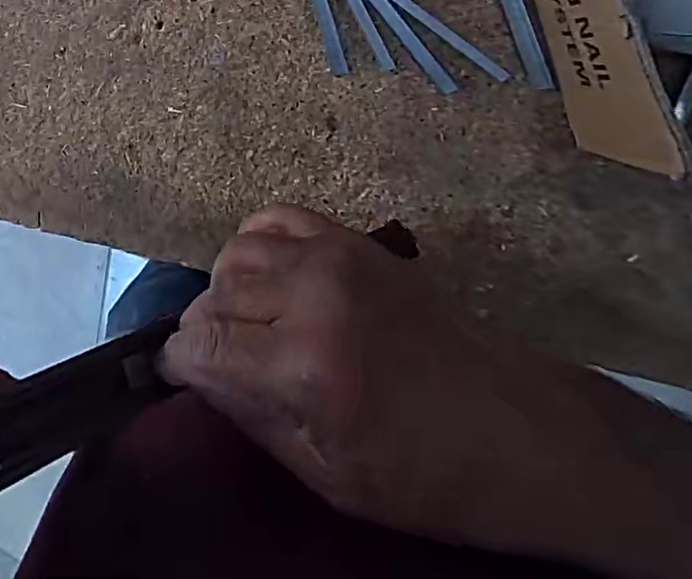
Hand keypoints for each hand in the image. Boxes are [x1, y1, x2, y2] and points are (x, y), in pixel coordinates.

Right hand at [159, 205, 659, 559]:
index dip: (179, 362)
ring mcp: (336, 255)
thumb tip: (195, 372)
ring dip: (228, 288)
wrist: (513, 424)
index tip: (180, 374)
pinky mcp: (354, 239)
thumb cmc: (423, 473)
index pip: (200, 344)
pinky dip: (258, 243)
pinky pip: (277, 218)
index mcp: (306, 365)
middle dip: (204, 329)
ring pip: (238, 252)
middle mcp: (313, 294)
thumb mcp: (327, 473)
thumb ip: (249, 414)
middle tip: (220, 359)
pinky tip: (270, 275)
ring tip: (248, 320)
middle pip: (215, 295)